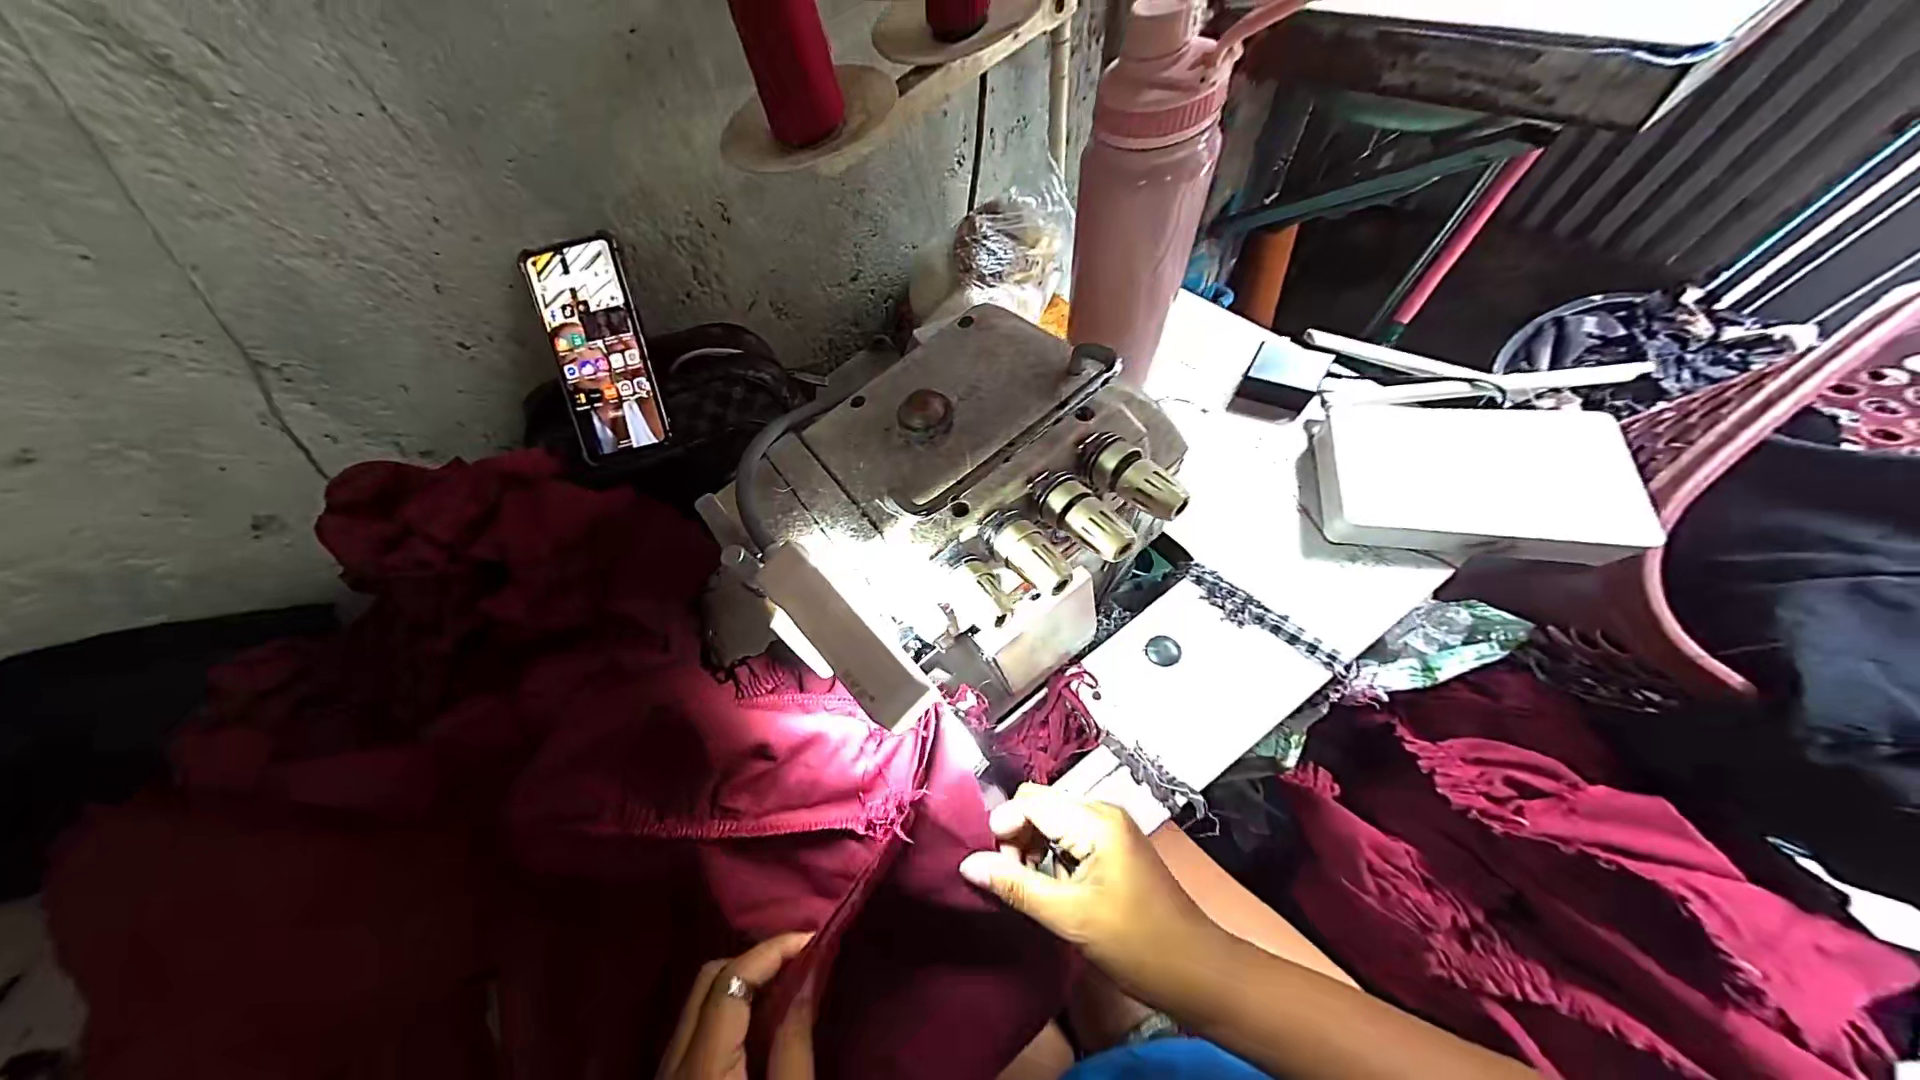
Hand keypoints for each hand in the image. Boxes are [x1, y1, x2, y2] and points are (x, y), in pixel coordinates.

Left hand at [656, 932, 817, 1079]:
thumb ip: (793, 1041)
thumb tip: (808, 974)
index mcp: (701, 1069)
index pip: (729, 983)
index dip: (771, 951)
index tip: (811, 940)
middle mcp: (672, 1063)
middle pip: (708, 979)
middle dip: (755, 959)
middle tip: (799, 958)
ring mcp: (664, 1074)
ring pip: (699, 998)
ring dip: (742, 978)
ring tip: (785, 978)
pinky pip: (696, 1024)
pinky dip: (729, 1004)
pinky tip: (759, 1013)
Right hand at [959, 784, 1218, 1000]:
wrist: (1196, 970)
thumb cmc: (1136, 943)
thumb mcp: (1069, 916)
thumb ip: (1015, 885)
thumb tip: (969, 864)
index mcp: (1095, 819)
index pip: (1030, 802)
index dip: (1003, 828)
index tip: (991, 866)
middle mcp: (1101, 811)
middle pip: (1039, 805)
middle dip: (1016, 837)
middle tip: (1010, 879)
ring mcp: (1109, 827)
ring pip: (1050, 820)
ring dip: (1031, 848)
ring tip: (1030, 888)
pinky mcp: (1111, 844)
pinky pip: (1067, 835)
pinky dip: (1050, 856)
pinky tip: (1050, 886)